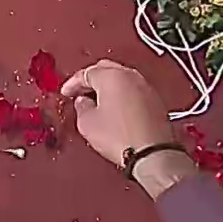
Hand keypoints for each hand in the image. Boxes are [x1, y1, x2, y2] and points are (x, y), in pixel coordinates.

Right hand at [61, 59, 194, 197]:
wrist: (151, 153)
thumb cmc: (123, 137)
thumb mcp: (88, 123)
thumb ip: (81, 107)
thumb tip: (83, 103)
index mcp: (112, 76)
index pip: (86, 72)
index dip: (73, 83)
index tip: (67, 91)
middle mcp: (131, 76)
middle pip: (105, 69)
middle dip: (91, 79)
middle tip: (80, 92)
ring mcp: (145, 87)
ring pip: (121, 78)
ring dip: (107, 86)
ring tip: (97, 102)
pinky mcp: (155, 100)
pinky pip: (133, 90)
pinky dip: (122, 95)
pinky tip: (116, 110)